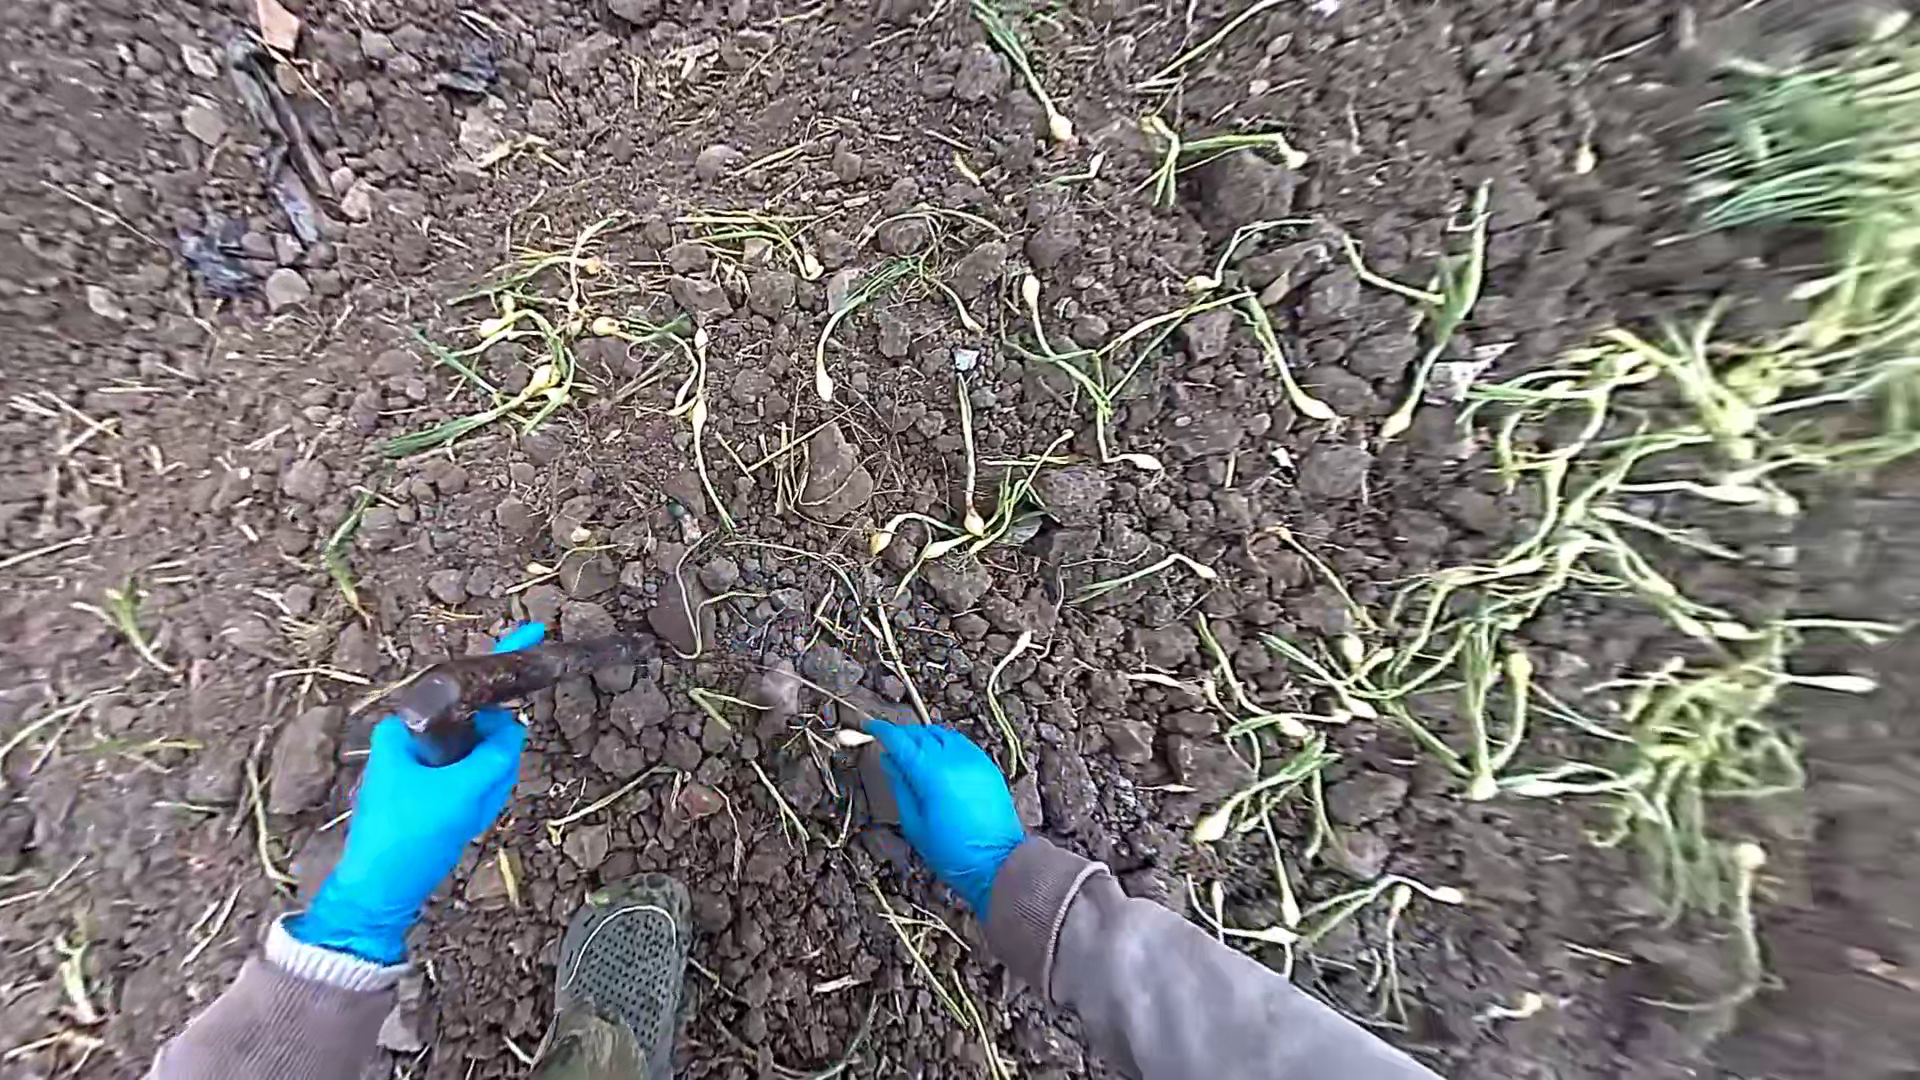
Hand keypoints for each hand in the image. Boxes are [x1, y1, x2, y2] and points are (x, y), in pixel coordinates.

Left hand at [288, 622, 543, 963]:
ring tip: (469, 809)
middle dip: (496, 756)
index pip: (465, 681)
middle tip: (483, 788)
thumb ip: (500, 749)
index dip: (504, 656)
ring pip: (489, 750)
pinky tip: (469, 814)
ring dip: (491, 779)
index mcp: (410, 727)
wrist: (382, 890)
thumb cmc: (412, 832)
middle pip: (487, 723)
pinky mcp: (438, 780)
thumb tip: (513, 728)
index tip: (535, 632)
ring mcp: (429, 759)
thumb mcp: (466, 787)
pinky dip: (484, 791)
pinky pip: (481, 771)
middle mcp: (418, 735)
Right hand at [868, 720, 1024, 915]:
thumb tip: (890, 762)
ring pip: (942, 733)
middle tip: (889, 742)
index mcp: (932, 774)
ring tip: (912, 748)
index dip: (882, 730)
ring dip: (923, 735)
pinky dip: (944, 742)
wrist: (998, 863)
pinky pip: (960, 742)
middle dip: (902, 733)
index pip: (901, 741)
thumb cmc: (955, 853)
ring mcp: (973, 759)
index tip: (872, 726)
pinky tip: (937, 755)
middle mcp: (953, 760)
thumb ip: (901, 787)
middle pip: (921, 732)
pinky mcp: (986, 765)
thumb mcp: (915, 825)